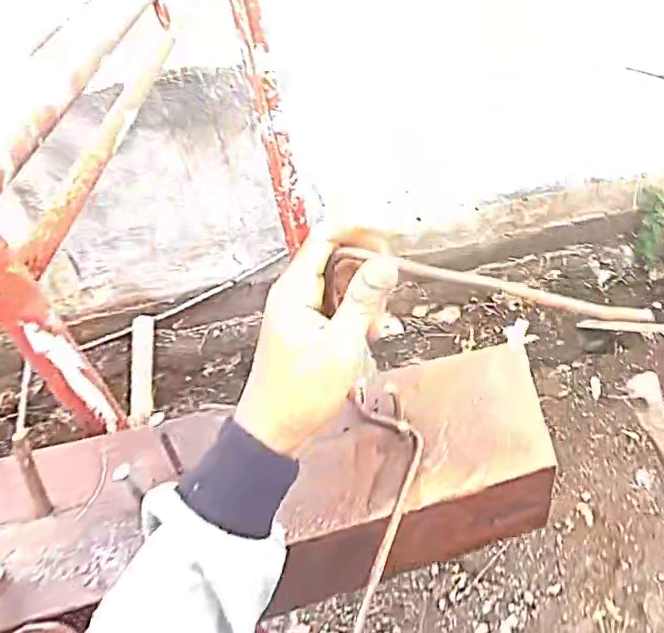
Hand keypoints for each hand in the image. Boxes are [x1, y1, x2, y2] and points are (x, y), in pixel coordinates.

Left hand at [233, 226, 396, 455]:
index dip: (358, 230)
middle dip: (370, 268)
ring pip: (346, 276)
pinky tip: (368, 330)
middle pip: (341, 253)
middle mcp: (296, 292)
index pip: (325, 235)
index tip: (388, 240)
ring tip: (375, 322)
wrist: (275, 434)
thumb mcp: (341, 345)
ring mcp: (303, 305)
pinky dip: (361, 308)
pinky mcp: (312, 319)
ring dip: (368, 293)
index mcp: (294, 291)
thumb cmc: (298, 396)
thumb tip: (385, 263)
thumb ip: (363, 300)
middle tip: (386, 292)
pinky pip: (344, 297)